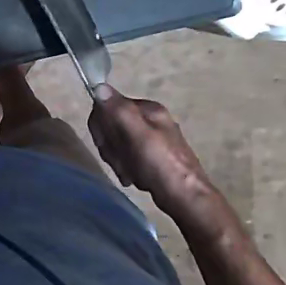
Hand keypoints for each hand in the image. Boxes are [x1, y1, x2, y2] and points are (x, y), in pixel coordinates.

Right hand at [88, 85, 219, 209]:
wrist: (187, 198)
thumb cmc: (161, 166)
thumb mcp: (138, 136)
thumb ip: (119, 111)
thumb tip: (99, 86)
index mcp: (148, 109)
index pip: (108, 106)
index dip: (102, 127)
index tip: (107, 145)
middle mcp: (151, 119)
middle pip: (112, 125)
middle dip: (111, 146)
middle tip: (121, 162)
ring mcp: (152, 138)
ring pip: (118, 143)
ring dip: (118, 159)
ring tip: (129, 172)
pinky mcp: (152, 155)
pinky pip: (128, 156)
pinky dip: (127, 167)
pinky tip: (134, 177)